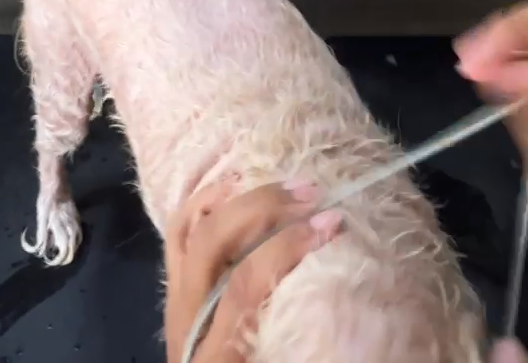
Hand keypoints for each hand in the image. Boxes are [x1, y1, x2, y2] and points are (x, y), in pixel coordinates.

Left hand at [164, 178, 341, 362]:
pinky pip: (179, 233)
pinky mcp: (174, 292)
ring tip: (278, 182)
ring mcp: (175, 302)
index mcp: (218, 353)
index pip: (247, 282)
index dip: (290, 246)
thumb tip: (353, 310)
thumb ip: (304, 344)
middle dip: (264, 208)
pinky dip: (205, 202)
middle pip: (213, 241)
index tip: (335, 223)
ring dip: (234, 197)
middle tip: (312, 193)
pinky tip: (236, 184)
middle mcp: (186, 320)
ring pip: (189, 229)